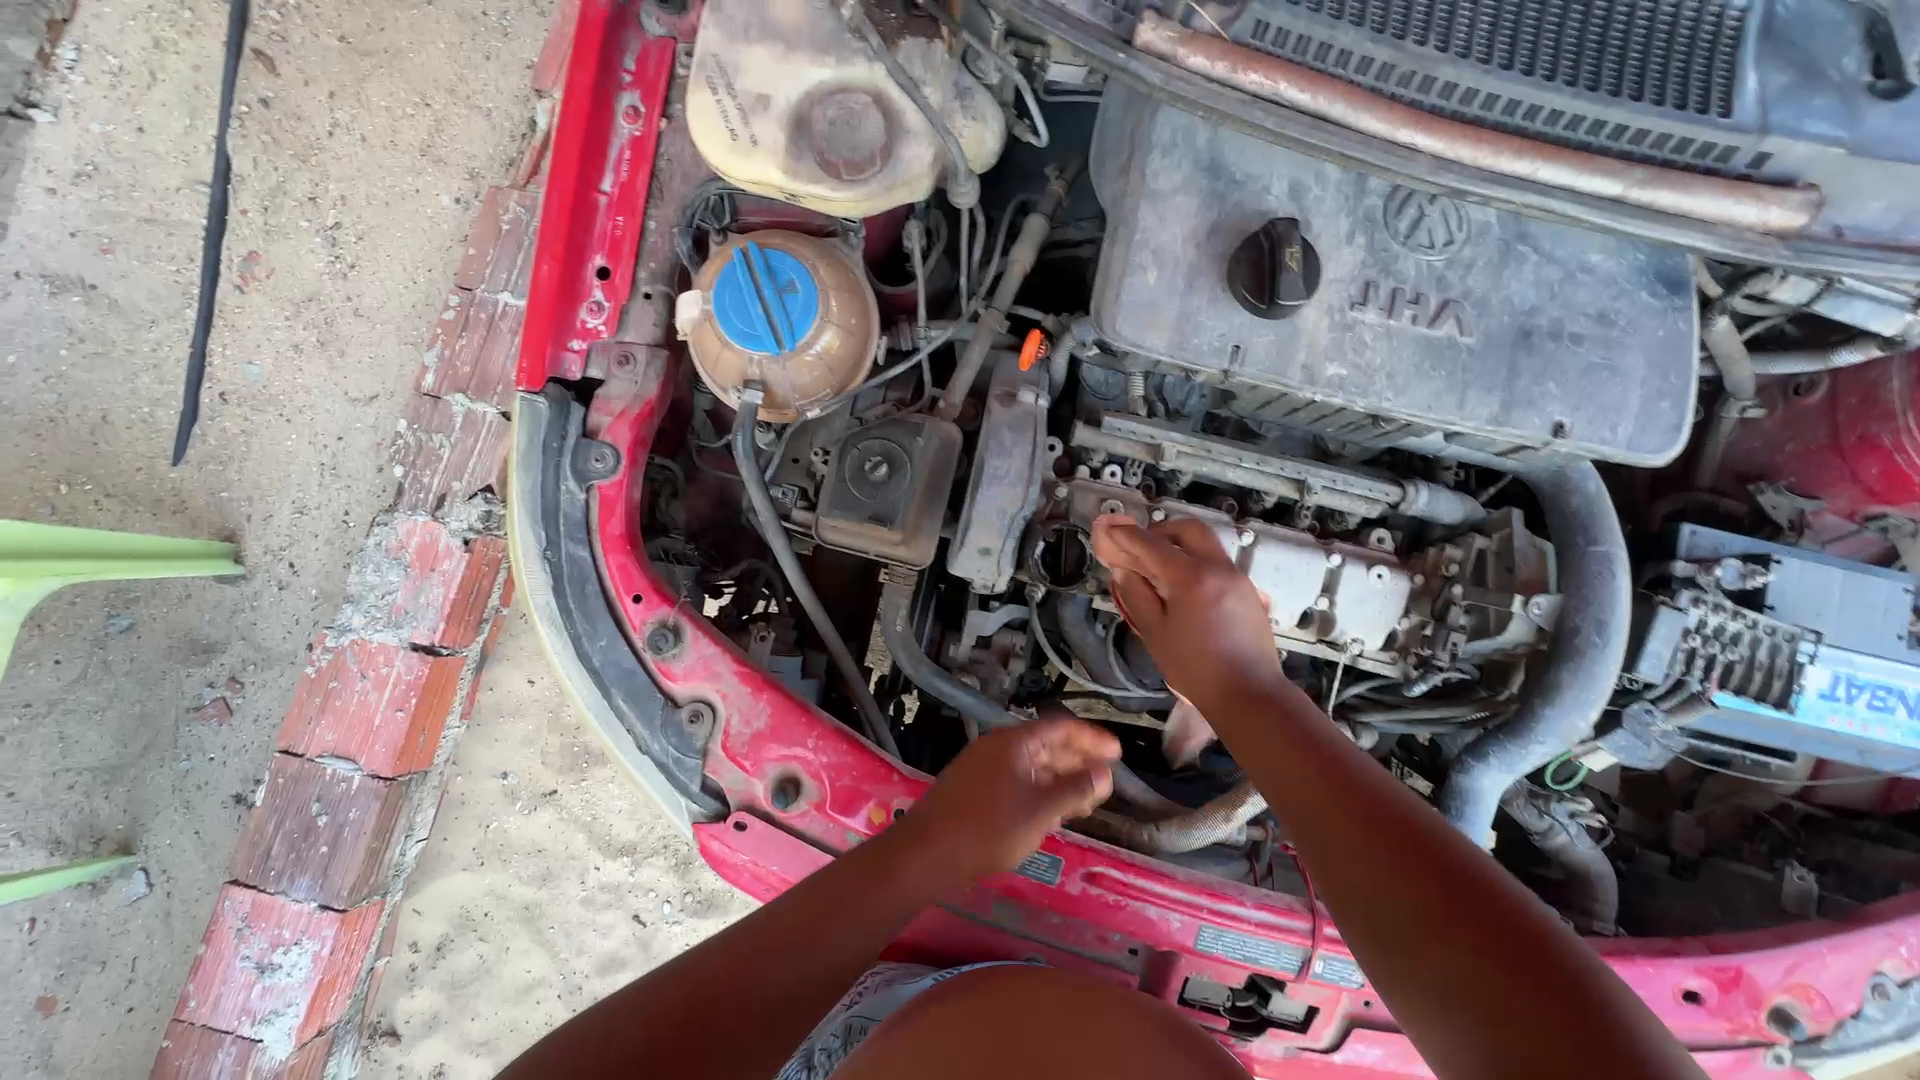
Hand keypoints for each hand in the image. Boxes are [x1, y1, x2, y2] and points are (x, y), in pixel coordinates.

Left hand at [893, 714, 1119, 881]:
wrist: (926, 853)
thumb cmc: (988, 829)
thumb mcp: (1041, 811)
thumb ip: (1075, 790)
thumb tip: (1105, 773)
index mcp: (1014, 742)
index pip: (1060, 727)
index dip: (1092, 738)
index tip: (1117, 752)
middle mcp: (998, 747)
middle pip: (1046, 744)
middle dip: (1078, 760)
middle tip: (1106, 777)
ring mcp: (982, 767)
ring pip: (1031, 765)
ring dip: (1060, 778)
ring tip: (1086, 797)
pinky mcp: (973, 789)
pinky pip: (1016, 780)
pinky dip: (1039, 791)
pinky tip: (1051, 812)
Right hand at [1090, 515, 1286, 710]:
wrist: (1248, 694)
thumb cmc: (1194, 668)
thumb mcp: (1155, 634)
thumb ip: (1136, 596)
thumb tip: (1123, 570)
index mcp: (1190, 577)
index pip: (1152, 544)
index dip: (1126, 534)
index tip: (1108, 527)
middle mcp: (1218, 567)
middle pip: (1188, 529)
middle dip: (1161, 531)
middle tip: (1141, 548)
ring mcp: (1238, 577)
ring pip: (1206, 544)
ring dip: (1181, 546)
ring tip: (1161, 569)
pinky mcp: (1248, 591)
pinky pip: (1218, 563)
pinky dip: (1197, 562)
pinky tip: (1185, 589)